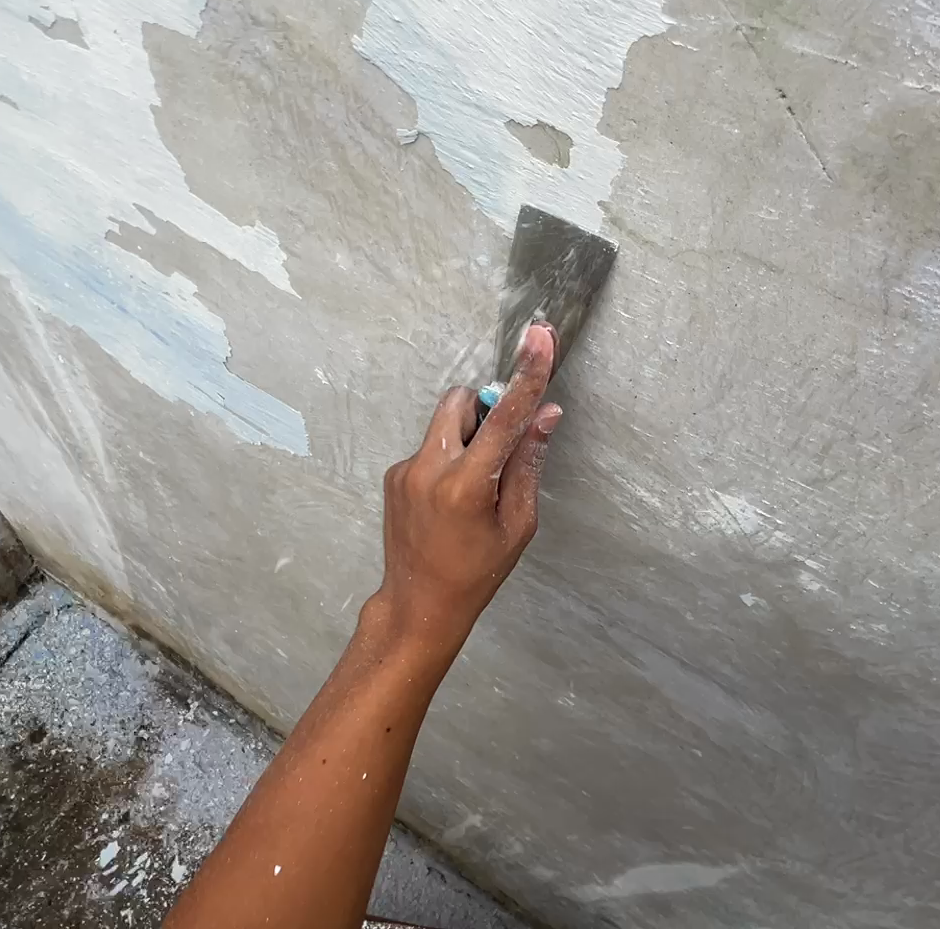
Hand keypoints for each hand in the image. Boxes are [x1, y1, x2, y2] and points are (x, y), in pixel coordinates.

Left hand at [375, 322, 561, 653]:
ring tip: (474, 481)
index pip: (504, 417)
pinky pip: (429, 446)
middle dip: (484, 408)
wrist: (418, 604)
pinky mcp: (393, 474)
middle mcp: (429, 468)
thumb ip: (528, 464)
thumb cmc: (477, 572)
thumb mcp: (518, 525)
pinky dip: (447, 457)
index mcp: (467, 485)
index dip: (526, 374)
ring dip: (466, 434)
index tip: (538, 337)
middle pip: (459, 401)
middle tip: (499, 445)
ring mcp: (404, 469)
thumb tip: (546, 413)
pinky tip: (450, 498)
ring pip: (442, 422)